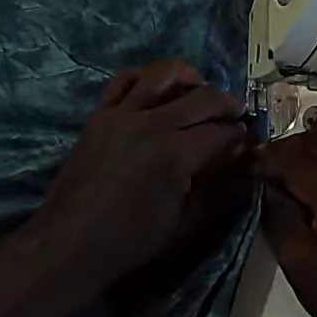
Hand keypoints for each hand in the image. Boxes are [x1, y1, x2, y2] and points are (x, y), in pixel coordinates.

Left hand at [27, 61, 248, 286]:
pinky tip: (157, 88)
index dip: (239, 134)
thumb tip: (238, 158)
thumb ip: (215, 186)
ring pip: (163, 74)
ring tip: (201, 88)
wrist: (69, 242)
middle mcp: (152, 124)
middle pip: (202, 97)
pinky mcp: (100, 114)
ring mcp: (122, 114)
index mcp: (176, 155)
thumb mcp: (183, 222)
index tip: (247, 138)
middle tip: (236, 113)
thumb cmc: (130, 241)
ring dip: (189, 77)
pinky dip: (144, 77)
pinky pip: (123, 80)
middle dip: (226, 103)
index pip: (220, 132)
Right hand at [258, 124, 316, 316]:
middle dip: (285, 148)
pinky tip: (313, 169)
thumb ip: (276, 208)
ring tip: (284, 164)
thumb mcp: (293, 255)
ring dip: (307, 147)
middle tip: (261, 163)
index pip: (299, 160)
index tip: (246, 162)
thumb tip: (261, 176)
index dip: (269, 158)